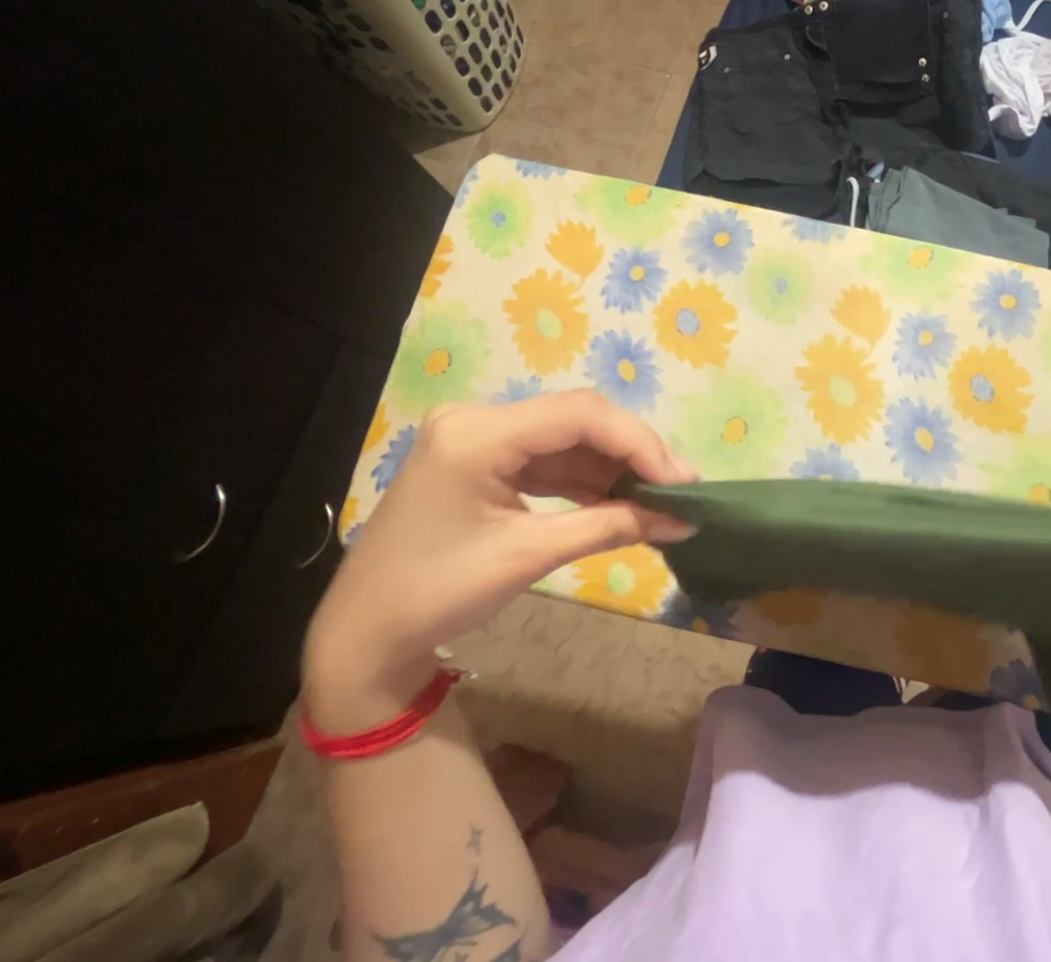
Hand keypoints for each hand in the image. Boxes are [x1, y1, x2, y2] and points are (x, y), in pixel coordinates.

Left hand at [302, 391, 695, 731]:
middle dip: (633, 454)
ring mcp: (478, 440)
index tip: (684, 484)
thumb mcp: (530, 555)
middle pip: (576, 420)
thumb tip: (682, 521)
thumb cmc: (439, 593)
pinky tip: (623, 501)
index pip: (579, 415)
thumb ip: (611, 527)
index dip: (640, 443)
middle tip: (683, 491)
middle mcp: (477, 421)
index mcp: (477, 432)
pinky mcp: (482, 463)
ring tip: (663, 499)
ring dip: (614, 469)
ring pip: (566, 440)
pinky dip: (586, 482)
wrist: (366, 635)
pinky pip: (547, 462)